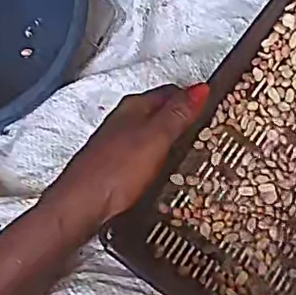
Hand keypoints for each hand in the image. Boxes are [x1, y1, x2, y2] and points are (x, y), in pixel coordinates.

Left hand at [42, 83, 209, 230]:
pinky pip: (143, 152)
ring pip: (151, 132)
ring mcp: (116, 143)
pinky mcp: (114, 165)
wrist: (82, 205)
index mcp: (134, 107)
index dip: (193, 98)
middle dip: (183, 118)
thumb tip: (200, 89)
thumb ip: (178, 114)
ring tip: (192, 151)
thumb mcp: (156, 138)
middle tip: (208, 130)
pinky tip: (165, 169)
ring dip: (170, 138)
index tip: (214, 108)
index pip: (171, 92)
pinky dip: (158, 156)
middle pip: (160, 111)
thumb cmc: (116, 171)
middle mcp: (123, 120)